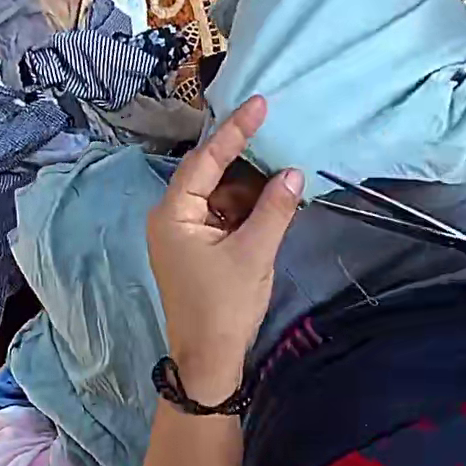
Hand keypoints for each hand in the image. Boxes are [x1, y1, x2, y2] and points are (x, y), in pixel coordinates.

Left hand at [147, 97, 301, 401]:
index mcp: (174, 213)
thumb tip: (294, 172)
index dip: (235, 131)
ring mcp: (184, 234)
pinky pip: (223, 218)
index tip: (260, 104)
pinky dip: (247, 212)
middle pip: (211, 176)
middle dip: (247, 165)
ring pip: (221, 197)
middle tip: (281, 146)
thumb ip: (275, 209)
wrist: (209, 361)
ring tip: (284, 182)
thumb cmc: (224, 307)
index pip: (206, 160)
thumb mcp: (254, 254)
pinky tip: (272, 208)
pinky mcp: (197, 250)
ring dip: (251, 192)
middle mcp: (172, 217)